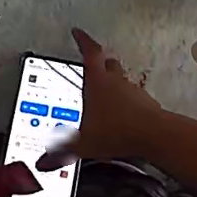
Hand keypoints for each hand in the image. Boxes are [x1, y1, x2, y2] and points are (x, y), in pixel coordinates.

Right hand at [37, 29, 166, 170]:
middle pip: (108, 63)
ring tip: (105, 94)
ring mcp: (134, 92)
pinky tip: (122, 114)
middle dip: (100, 62)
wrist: (154, 136)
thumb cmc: (117, 132)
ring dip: (114, 83)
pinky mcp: (147, 105)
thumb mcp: (83, 144)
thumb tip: (42, 163)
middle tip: (93, 63)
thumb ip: (61, 153)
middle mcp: (116, 82)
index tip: (78, 33)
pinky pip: (134, 98)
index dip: (83, 41)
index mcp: (98, 83)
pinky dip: (126, 102)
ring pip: (122, 80)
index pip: (90, 53)